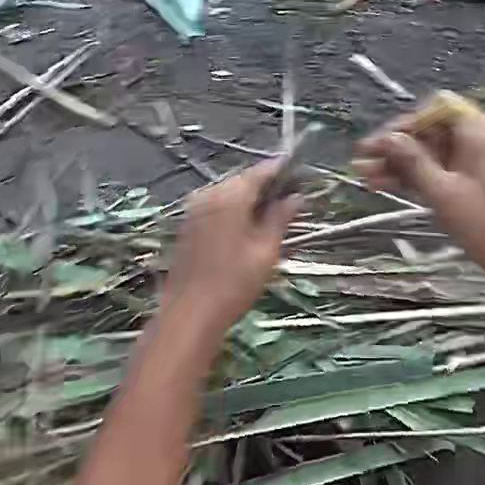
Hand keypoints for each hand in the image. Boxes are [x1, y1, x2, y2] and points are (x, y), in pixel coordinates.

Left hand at [162, 160, 302, 337]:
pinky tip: (244, 227)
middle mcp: (209, 196)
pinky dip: (231, 210)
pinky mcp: (187, 226)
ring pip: (226, 193)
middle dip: (264, 185)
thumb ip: (280, 218)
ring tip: (269, 214)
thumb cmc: (234, 282)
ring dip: (247, 199)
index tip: (297, 173)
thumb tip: (295, 196)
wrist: (190, 313)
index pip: (259, 172)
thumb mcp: (266, 250)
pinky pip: (214, 206)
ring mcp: (194, 210)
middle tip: (287, 198)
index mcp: (230, 197)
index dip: (279, 171)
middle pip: (241, 181)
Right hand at [352, 108, 484, 276]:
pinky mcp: (475, 175)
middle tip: (362, 160)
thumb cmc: (482, 223)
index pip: (436, 108)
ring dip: (400, 162)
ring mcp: (478, 156)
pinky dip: (417, 174)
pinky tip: (385, 184)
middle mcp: (481, 135)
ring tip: (365, 176)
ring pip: (431, 150)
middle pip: (431, 129)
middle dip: (396, 146)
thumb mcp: (441, 191)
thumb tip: (386, 137)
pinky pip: (441, 165)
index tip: (380, 143)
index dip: (406, 123)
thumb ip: (412, 160)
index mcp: (479, 130)